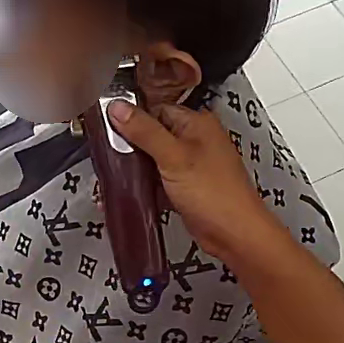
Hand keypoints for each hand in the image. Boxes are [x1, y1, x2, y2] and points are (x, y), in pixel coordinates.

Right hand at [107, 100, 284, 265]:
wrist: (234, 235)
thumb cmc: (218, 195)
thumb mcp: (173, 157)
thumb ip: (144, 131)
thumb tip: (119, 108)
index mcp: (197, 124)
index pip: (155, 108)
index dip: (132, 118)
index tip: (109, 128)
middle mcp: (196, 141)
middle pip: (152, 134)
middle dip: (131, 147)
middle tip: (111, 157)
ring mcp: (192, 166)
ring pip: (154, 160)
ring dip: (137, 170)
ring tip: (117, 177)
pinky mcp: (187, 188)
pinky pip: (160, 182)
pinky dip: (147, 187)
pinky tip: (133, 194)